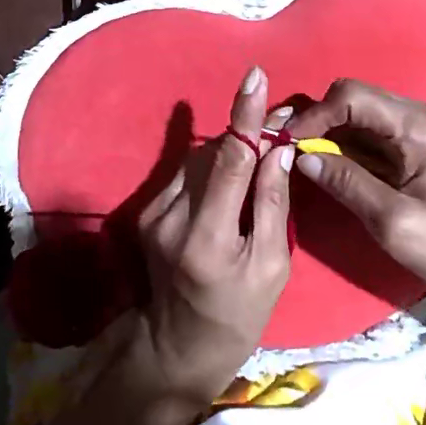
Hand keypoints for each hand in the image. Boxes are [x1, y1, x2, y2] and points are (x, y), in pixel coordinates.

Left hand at [131, 66, 293, 405]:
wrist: (178, 347)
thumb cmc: (238, 314)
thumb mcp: (272, 267)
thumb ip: (273, 204)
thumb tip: (278, 149)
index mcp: (208, 238)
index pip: (229, 161)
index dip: (244, 116)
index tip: (255, 77)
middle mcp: (172, 218)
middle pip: (213, 153)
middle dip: (246, 136)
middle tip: (278, 131)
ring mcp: (153, 213)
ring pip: (198, 159)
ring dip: (228, 153)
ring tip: (255, 164)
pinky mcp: (146, 211)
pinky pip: (186, 174)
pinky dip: (211, 170)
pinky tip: (227, 188)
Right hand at [285, 79, 425, 323]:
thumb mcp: (393, 222)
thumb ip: (347, 183)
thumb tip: (302, 157)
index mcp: (419, 127)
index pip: (354, 96)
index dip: (316, 113)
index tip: (288, 141)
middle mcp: (419, 116)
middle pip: (355, 98)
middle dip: (318, 118)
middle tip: (287, 145)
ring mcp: (419, 130)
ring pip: (360, 114)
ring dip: (329, 131)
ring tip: (299, 154)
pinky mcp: (415, 147)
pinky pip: (371, 134)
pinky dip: (345, 144)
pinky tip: (326, 162)